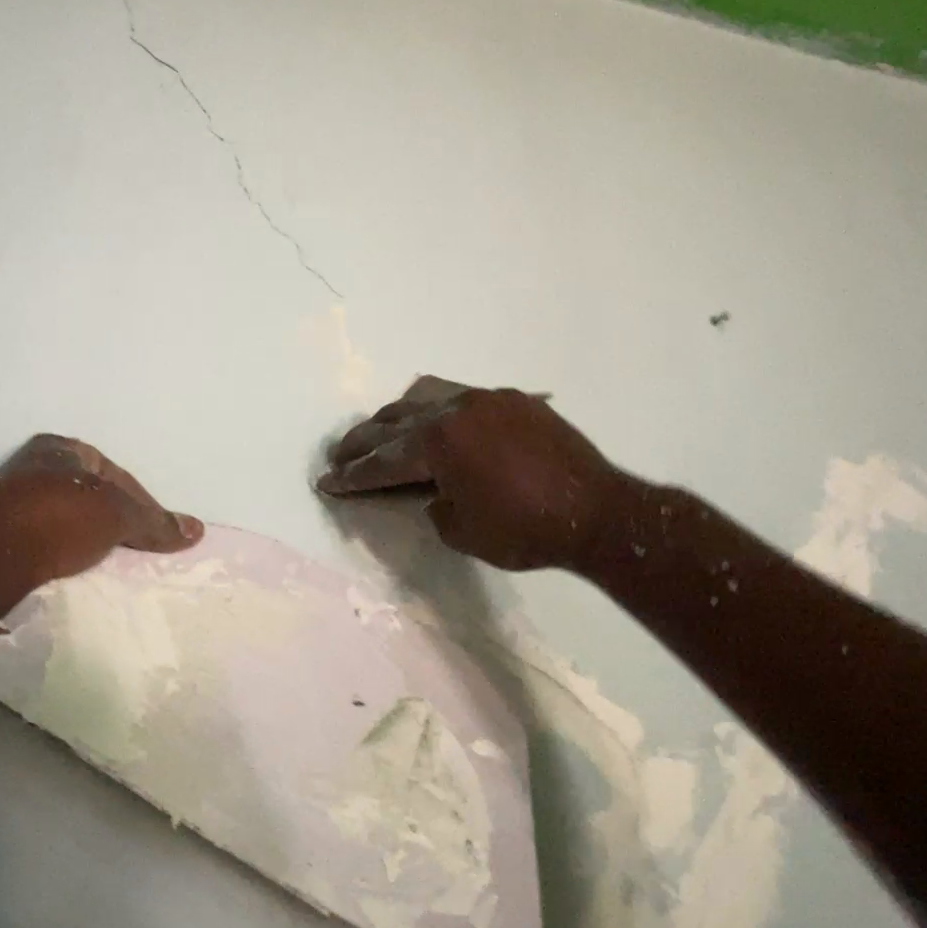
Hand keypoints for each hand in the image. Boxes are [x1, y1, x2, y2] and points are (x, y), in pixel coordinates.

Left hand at [0, 434, 203, 591]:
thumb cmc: (56, 521)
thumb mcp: (116, 516)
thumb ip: (154, 522)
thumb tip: (196, 529)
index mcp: (59, 448)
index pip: (116, 474)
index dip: (145, 503)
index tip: (161, 534)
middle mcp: (32, 465)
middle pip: (90, 493)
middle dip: (116, 518)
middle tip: (139, 547)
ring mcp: (10, 499)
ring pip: (66, 516)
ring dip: (89, 536)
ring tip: (110, 561)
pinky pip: (44, 538)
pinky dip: (64, 550)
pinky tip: (73, 567)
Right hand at [317, 376, 625, 570]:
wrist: (601, 514)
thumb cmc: (525, 531)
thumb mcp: (461, 531)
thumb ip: (434, 505)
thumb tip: (434, 492)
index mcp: (438, 442)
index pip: (382, 460)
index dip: (351, 476)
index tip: (325, 482)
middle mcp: (455, 409)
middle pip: (393, 422)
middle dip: (362, 442)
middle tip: (338, 455)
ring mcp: (485, 399)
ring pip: (423, 396)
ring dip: (395, 416)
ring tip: (379, 431)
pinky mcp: (512, 400)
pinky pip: (459, 395)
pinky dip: (434, 407)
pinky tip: (432, 419)